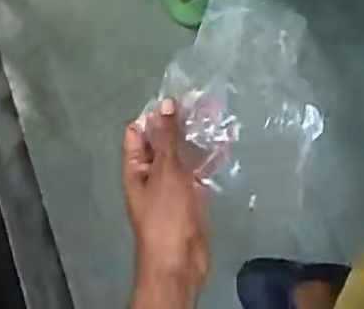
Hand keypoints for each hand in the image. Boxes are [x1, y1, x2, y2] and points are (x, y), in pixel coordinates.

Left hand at [123, 99, 208, 307]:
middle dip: (182, 120)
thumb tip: (165, 103)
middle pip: (165, 139)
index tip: (178, 99)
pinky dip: (211, 155)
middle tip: (205, 100)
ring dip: (199, 135)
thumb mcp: (166, 171)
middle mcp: (153, 172)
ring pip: (185, 152)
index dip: (155, 114)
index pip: (139, 131)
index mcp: (137, 167)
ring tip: (218, 113)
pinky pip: (200, 169)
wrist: (181, 264)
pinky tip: (226, 141)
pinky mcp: (192, 195)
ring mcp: (174, 184)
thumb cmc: (166, 215)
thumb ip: (167, 137)